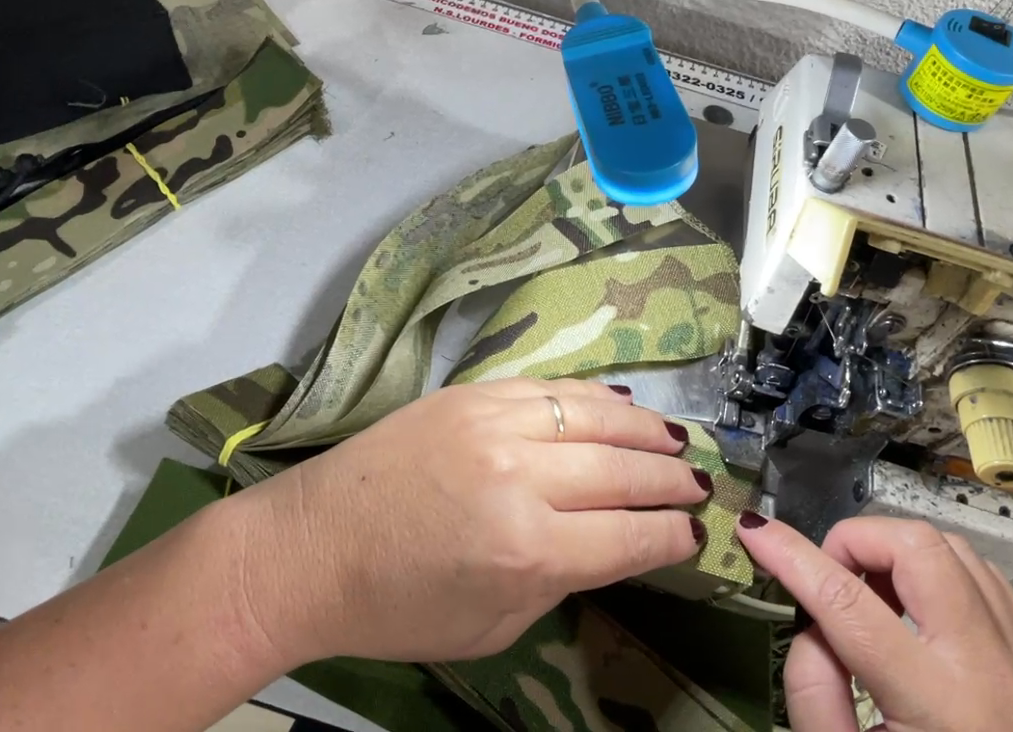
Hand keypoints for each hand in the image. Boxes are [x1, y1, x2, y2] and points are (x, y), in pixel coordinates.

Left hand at [214, 378, 707, 667]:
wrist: (312, 547)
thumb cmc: (398, 607)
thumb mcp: (494, 625)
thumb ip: (561, 580)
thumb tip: (614, 541)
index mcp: (527, 550)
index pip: (628, 537)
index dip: (672, 535)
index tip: (696, 532)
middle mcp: (520, 478)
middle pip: (623, 472)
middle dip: (671, 480)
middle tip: (701, 484)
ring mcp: (494, 424)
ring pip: (595, 417)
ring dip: (645, 430)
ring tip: (676, 440)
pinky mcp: (470, 394)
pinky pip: (550, 388)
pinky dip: (594, 397)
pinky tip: (621, 405)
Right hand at [737, 515, 1012, 731]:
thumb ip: (814, 689)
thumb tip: (813, 621)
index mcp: (942, 706)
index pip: (850, 603)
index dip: (793, 557)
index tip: (755, 530)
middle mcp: (990, 666)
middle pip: (916, 547)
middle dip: (856, 543)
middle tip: (827, 580)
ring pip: (951, 547)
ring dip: (895, 553)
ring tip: (869, 596)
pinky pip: (978, 572)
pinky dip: (934, 568)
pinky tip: (909, 605)